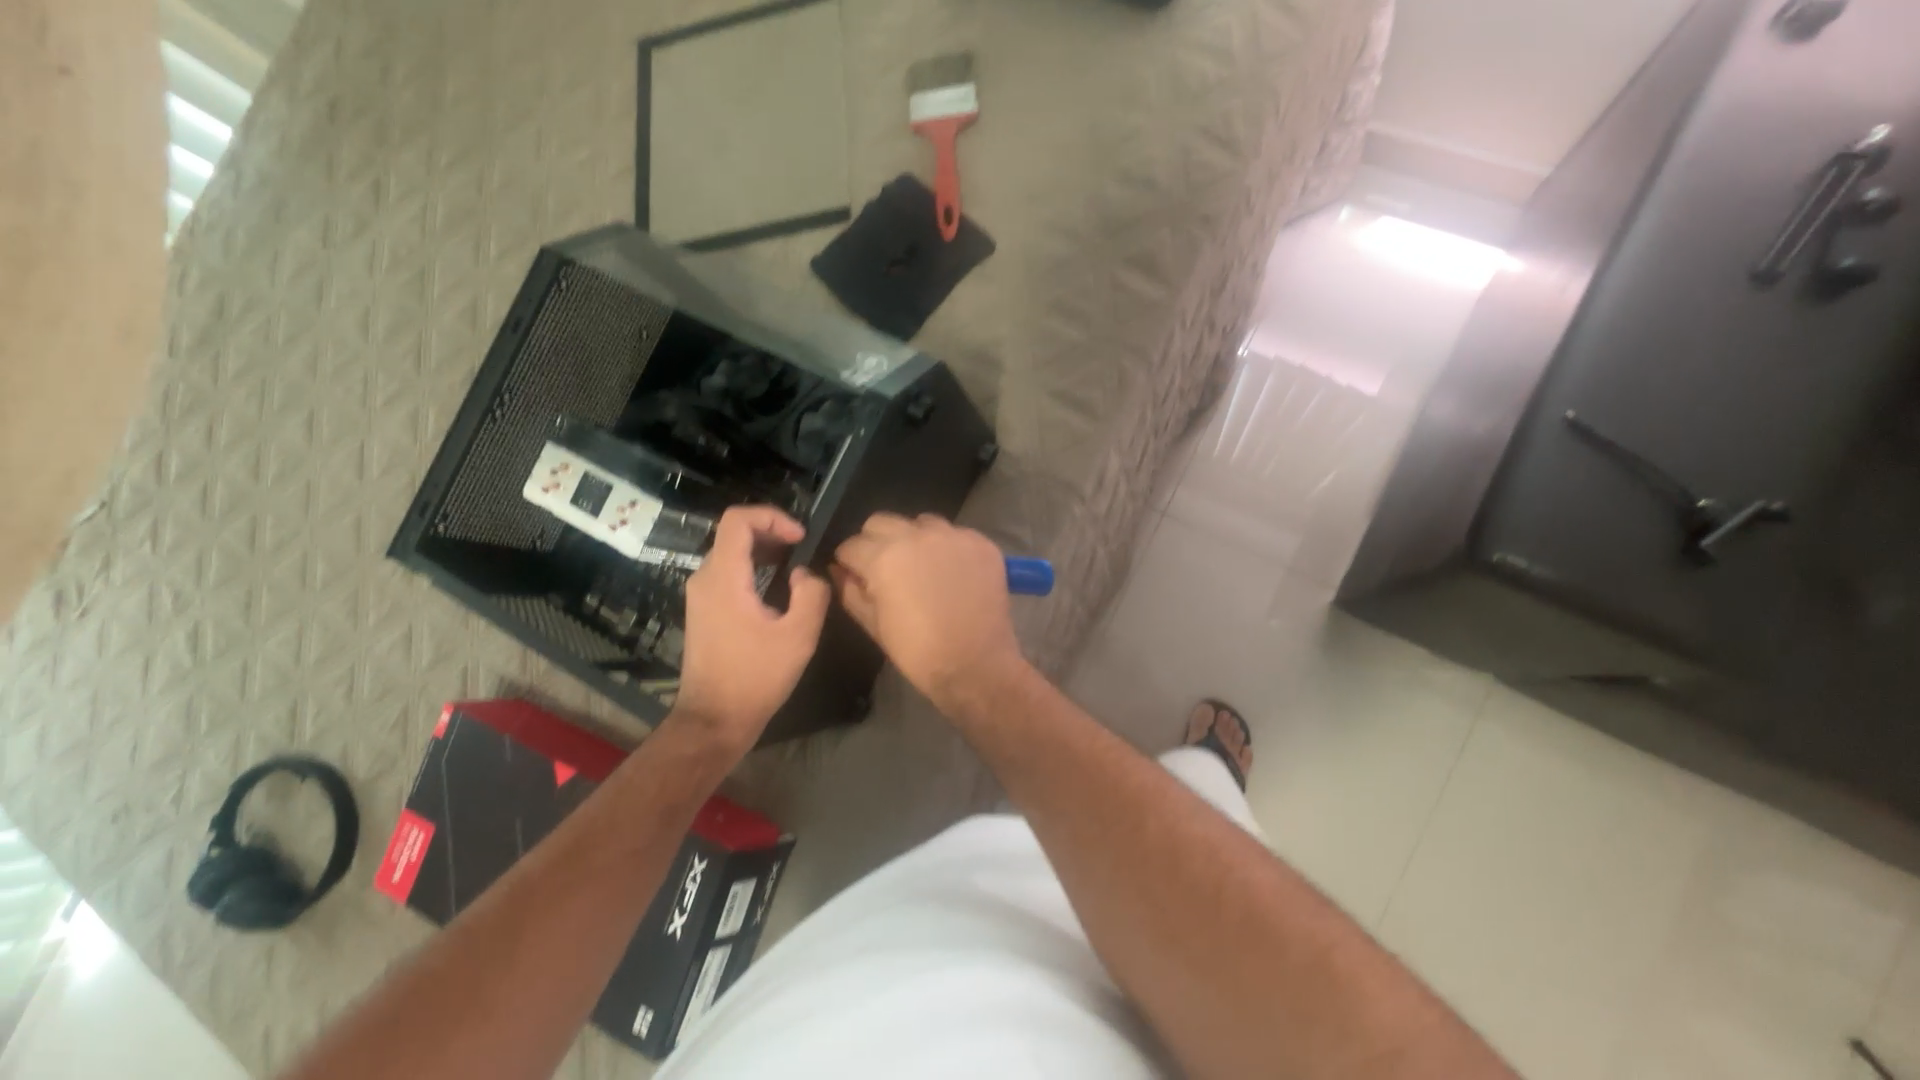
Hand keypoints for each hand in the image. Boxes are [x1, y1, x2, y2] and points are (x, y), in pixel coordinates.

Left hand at [672, 506, 829, 754]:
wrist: (715, 719)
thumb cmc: (756, 678)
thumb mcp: (799, 637)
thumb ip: (811, 594)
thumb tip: (805, 574)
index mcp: (724, 578)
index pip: (738, 519)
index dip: (772, 516)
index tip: (800, 538)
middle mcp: (705, 579)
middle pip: (734, 534)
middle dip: (771, 532)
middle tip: (803, 550)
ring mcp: (700, 596)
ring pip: (731, 553)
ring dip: (764, 552)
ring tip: (795, 570)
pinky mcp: (704, 611)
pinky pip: (728, 575)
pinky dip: (753, 570)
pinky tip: (777, 593)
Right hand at [832, 513, 1027, 712]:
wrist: (976, 665)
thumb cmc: (918, 652)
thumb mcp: (873, 625)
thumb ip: (850, 591)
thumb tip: (838, 570)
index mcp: (883, 558)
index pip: (851, 544)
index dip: (848, 560)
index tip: (853, 573)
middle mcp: (917, 536)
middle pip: (881, 522)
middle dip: (874, 542)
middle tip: (884, 569)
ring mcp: (952, 536)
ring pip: (920, 522)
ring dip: (912, 539)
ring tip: (920, 567)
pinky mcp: (980, 543)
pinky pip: (954, 533)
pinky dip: (946, 547)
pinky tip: (950, 572)